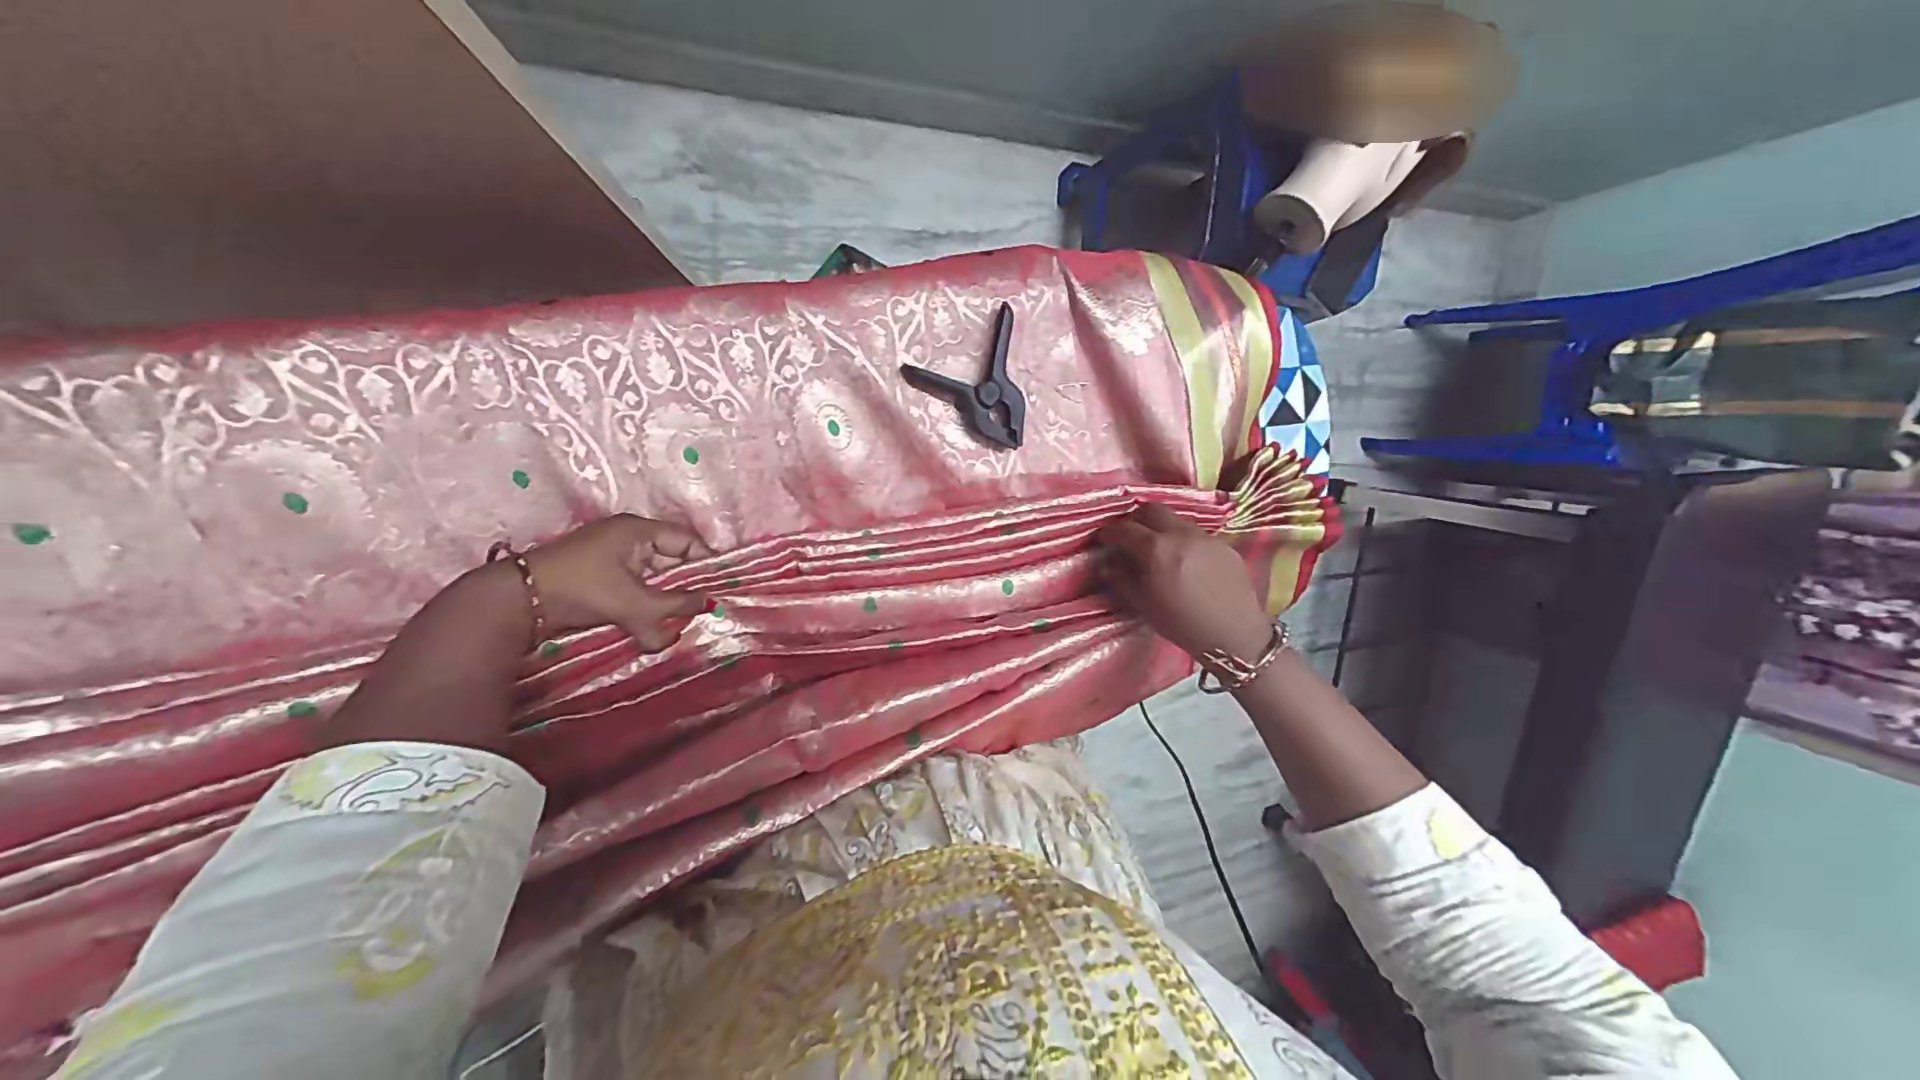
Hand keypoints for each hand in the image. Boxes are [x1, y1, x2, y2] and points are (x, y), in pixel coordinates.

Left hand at [524, 514, 710, 649]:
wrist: (515, 602)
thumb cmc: (579, 589)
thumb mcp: (633, 601)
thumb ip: (673, 607)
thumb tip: (706, 607)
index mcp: (638, 532)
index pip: (687, 543)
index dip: (707, 564)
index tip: (721, 588)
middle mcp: (627, 540)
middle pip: (671, 563)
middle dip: (685, 589)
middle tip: (703, 611)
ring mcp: (611, 560)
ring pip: (653, 581)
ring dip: (664, 605)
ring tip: (677, 626)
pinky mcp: (598, 581)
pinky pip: (634, 591)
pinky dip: (644, 609)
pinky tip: (652, 630)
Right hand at [1096, 503, 1272, 660]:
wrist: (1234, 635)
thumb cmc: (1182, 624)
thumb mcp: (1144, 605)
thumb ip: (1122, 579)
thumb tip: (1107, 564)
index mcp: (1157, 549)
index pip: (1125, 529)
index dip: (1109, 532)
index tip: (1103, 539)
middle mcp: (1182, 534)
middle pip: (1152, 510)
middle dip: (1136, 519)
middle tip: (1129, 536)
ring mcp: (1206, 537)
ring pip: (1177, 520)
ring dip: (1161, 528)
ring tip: (1158, 550)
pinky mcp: (1224, 545)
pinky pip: (1197, 535)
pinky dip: (1183, 541)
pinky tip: (1185, 562)